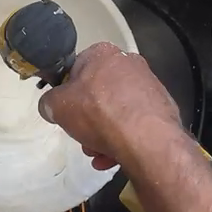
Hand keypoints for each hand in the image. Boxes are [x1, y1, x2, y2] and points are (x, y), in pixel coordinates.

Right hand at [38, 42, 187, 170]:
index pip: (77, 68)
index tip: (66, 111)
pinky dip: (123, 140)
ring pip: (117, 111)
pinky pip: (135, 124)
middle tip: (82, 137)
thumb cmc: (99, 113)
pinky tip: (113, 158)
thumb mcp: (58, 106)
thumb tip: (52, 106)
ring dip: (104, 134)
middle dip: (87, 119)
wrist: (147, 140)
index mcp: (103, 53)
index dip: (68, 92)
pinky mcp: (162, 109)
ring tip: (98, 153)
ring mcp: (149, 86)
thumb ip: (49, 102)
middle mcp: (129, 63)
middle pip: (98, 93)